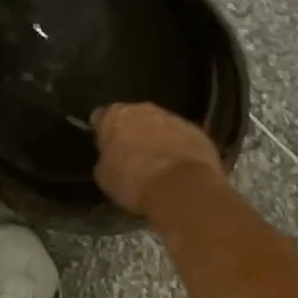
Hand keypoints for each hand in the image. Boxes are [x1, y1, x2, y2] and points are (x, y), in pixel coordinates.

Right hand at [91, 103, 224, 214]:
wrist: (182, 189)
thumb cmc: (134, 181)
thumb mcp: (105, 177)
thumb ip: (104, 160)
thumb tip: (109, 159)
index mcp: (113, 115)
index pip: (101, 117)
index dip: (103, 134)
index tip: (106, 149)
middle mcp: (142, 108)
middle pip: (133, 117)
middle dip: (133, 132)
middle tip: (133, 156)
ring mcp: (172, 118)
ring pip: (160, 125)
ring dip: (158, 139)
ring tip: (160, 165)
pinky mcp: (197, 132)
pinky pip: (183, 138)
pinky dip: (180, 149)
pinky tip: (181, 170)